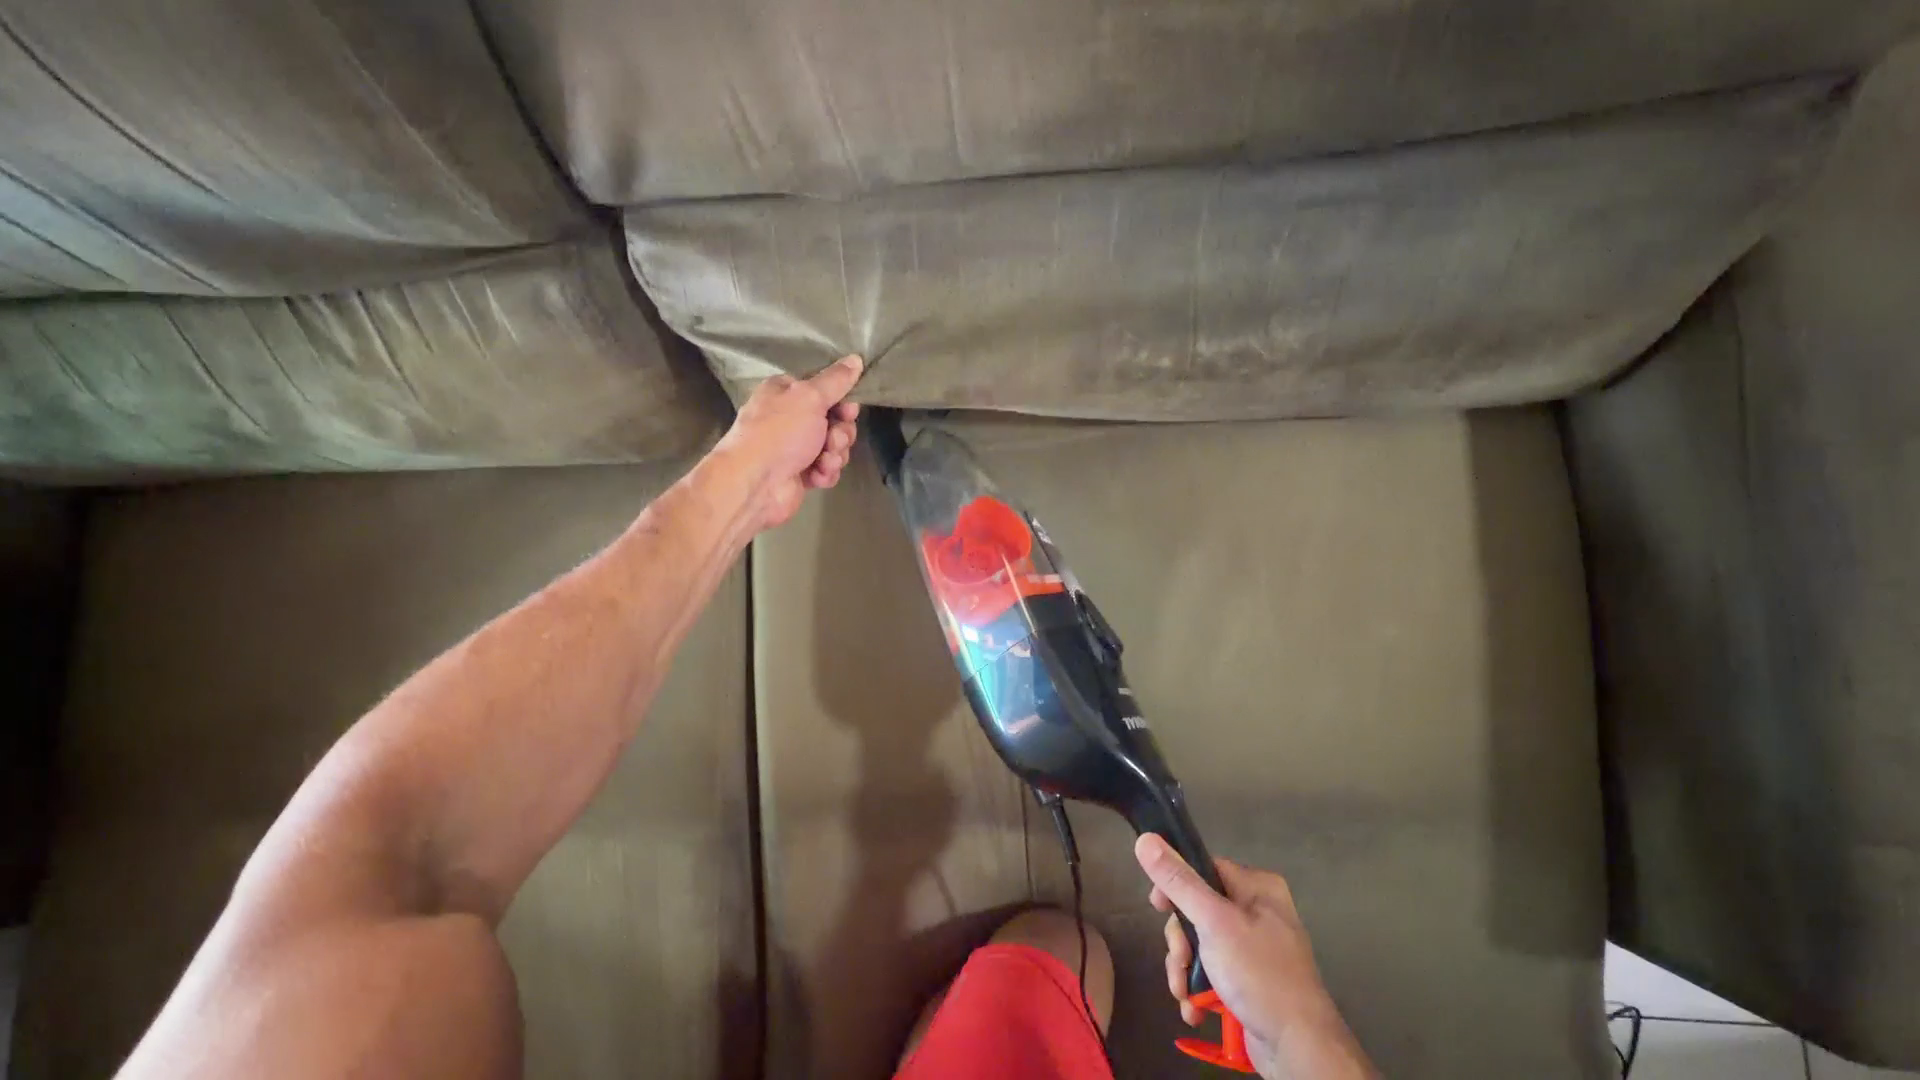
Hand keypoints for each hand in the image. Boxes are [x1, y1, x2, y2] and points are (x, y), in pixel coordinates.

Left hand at [718, 355, 863, 529]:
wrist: (754, 483)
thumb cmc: (779, 432)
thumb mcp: (809, 397)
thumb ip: (835, 380)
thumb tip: (855, 358)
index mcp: (786, 392)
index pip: (825, 390)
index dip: (842, 402)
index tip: (849, 411)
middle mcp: (791, 417)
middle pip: (835, 421)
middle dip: (841, 433)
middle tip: (832, 440)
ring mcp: (795, 447)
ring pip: (834, 447)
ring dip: (835, 455)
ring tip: (822, 462)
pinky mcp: (801, 473)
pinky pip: (827, 469)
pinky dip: (825, 473)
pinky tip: (816, 476)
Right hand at [1134, 834, 1377, 1079]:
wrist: (1298, 1046)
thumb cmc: (1259, 973)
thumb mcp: (1213, 922)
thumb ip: (1178, 881)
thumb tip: (1145, 839)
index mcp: (1257, 887)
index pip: (1203, 869)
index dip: (1176, 886)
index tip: (1158, 907)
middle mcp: (1258, 912)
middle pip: (1197, 910)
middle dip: (1181, 943)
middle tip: (1182, 961)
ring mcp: (1254, 948)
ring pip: (1200, 945)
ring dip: (1186, 972)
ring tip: (1187, 995)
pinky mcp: (1249, 980)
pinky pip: (1213, 972)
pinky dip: (1200, 990)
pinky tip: (1197, 1009)